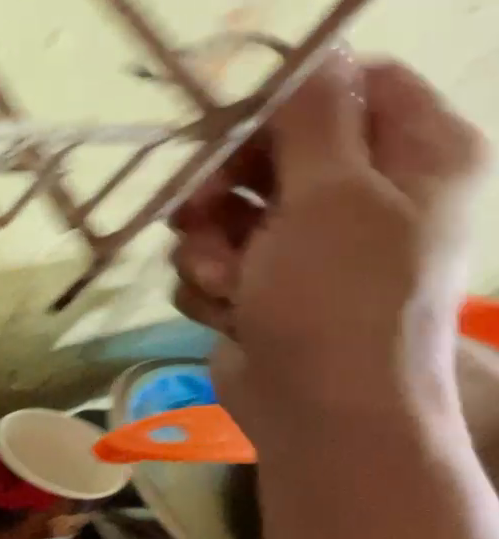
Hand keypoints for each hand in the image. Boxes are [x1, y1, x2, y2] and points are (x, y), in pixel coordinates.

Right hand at [170, 53, 489, 445]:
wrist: (320, 406)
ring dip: (208, 246)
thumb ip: (314, 120)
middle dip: (224, 187)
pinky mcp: (263, 291)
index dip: (288, 100)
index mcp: (417, 156)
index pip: (356, 88)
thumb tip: (311, 57)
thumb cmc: (339, 295)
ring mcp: (309, 249)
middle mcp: (366, 196)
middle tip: (197, 209)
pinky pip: (214, 265)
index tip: (227, 118)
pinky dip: (208, 285)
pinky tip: (226, 307)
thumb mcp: (330, 193)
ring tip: (223, 278)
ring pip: (229, 217)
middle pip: (275, 155)